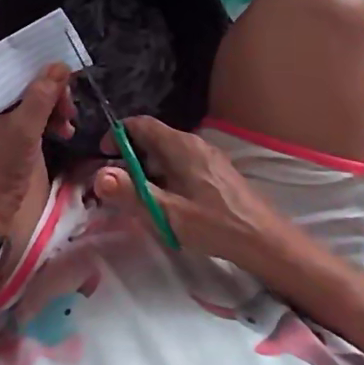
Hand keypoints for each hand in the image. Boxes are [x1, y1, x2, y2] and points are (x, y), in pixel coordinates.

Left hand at [0, 65, 74, 233]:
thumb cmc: (2, 166)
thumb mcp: (25, 128)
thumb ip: (41, 96)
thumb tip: (60, 64)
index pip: (13, 66)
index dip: (40, 66)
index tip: (65, 72)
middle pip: (28, 82)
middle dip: (52, 91)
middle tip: (69, 105)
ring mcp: (4, 118)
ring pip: (36, 99)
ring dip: (56, 106)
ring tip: (69, 122)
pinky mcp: (16, 133)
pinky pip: (38, 115)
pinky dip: (53, 119)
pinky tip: (66, 131)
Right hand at [92, 115, 306, 278]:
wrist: (264, 240)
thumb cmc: (216, 224)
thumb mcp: (169, 213)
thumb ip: (133, 194)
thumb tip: (100, 175)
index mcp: (181, 146)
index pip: (142, 124)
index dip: (118, 134)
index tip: (103, 155)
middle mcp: (194, 144)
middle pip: (153, 139)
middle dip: (130, 157)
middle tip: (116, 185)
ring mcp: (207, 157)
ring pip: (167, 154)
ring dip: (148, 170)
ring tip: (137, 198)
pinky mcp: (215, 173)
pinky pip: (181, 165)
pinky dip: (165, 177)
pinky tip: (165, 204)